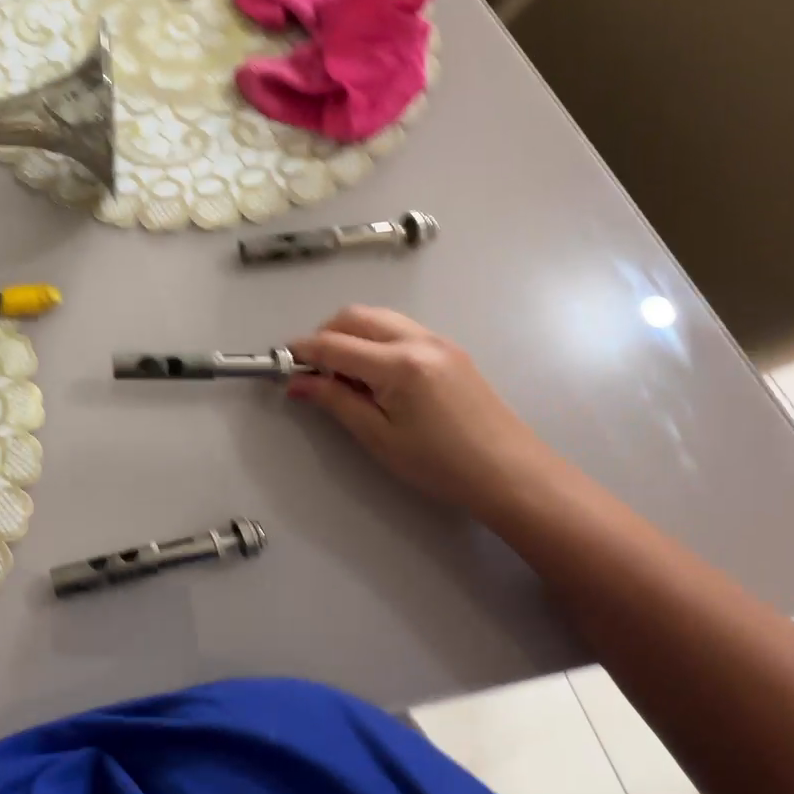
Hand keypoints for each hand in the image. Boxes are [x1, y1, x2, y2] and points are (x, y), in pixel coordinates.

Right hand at [287, 306, 568, 516]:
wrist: (513, 476)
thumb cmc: (441, 464)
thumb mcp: (378, 436)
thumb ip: (334, 401)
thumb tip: (297, 382)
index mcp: (398, 364)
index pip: (333, 344)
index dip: (301, 352)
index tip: (280, 364)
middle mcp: (418, 341)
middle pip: (354, 317)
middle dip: (324, 335)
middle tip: (312, 371)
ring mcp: (438, 342)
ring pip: (377, 318)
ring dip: (349, 335)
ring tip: (342, 375)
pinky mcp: (450, 351)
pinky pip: (399, 329)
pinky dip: (374, 340)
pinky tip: (374, 376)